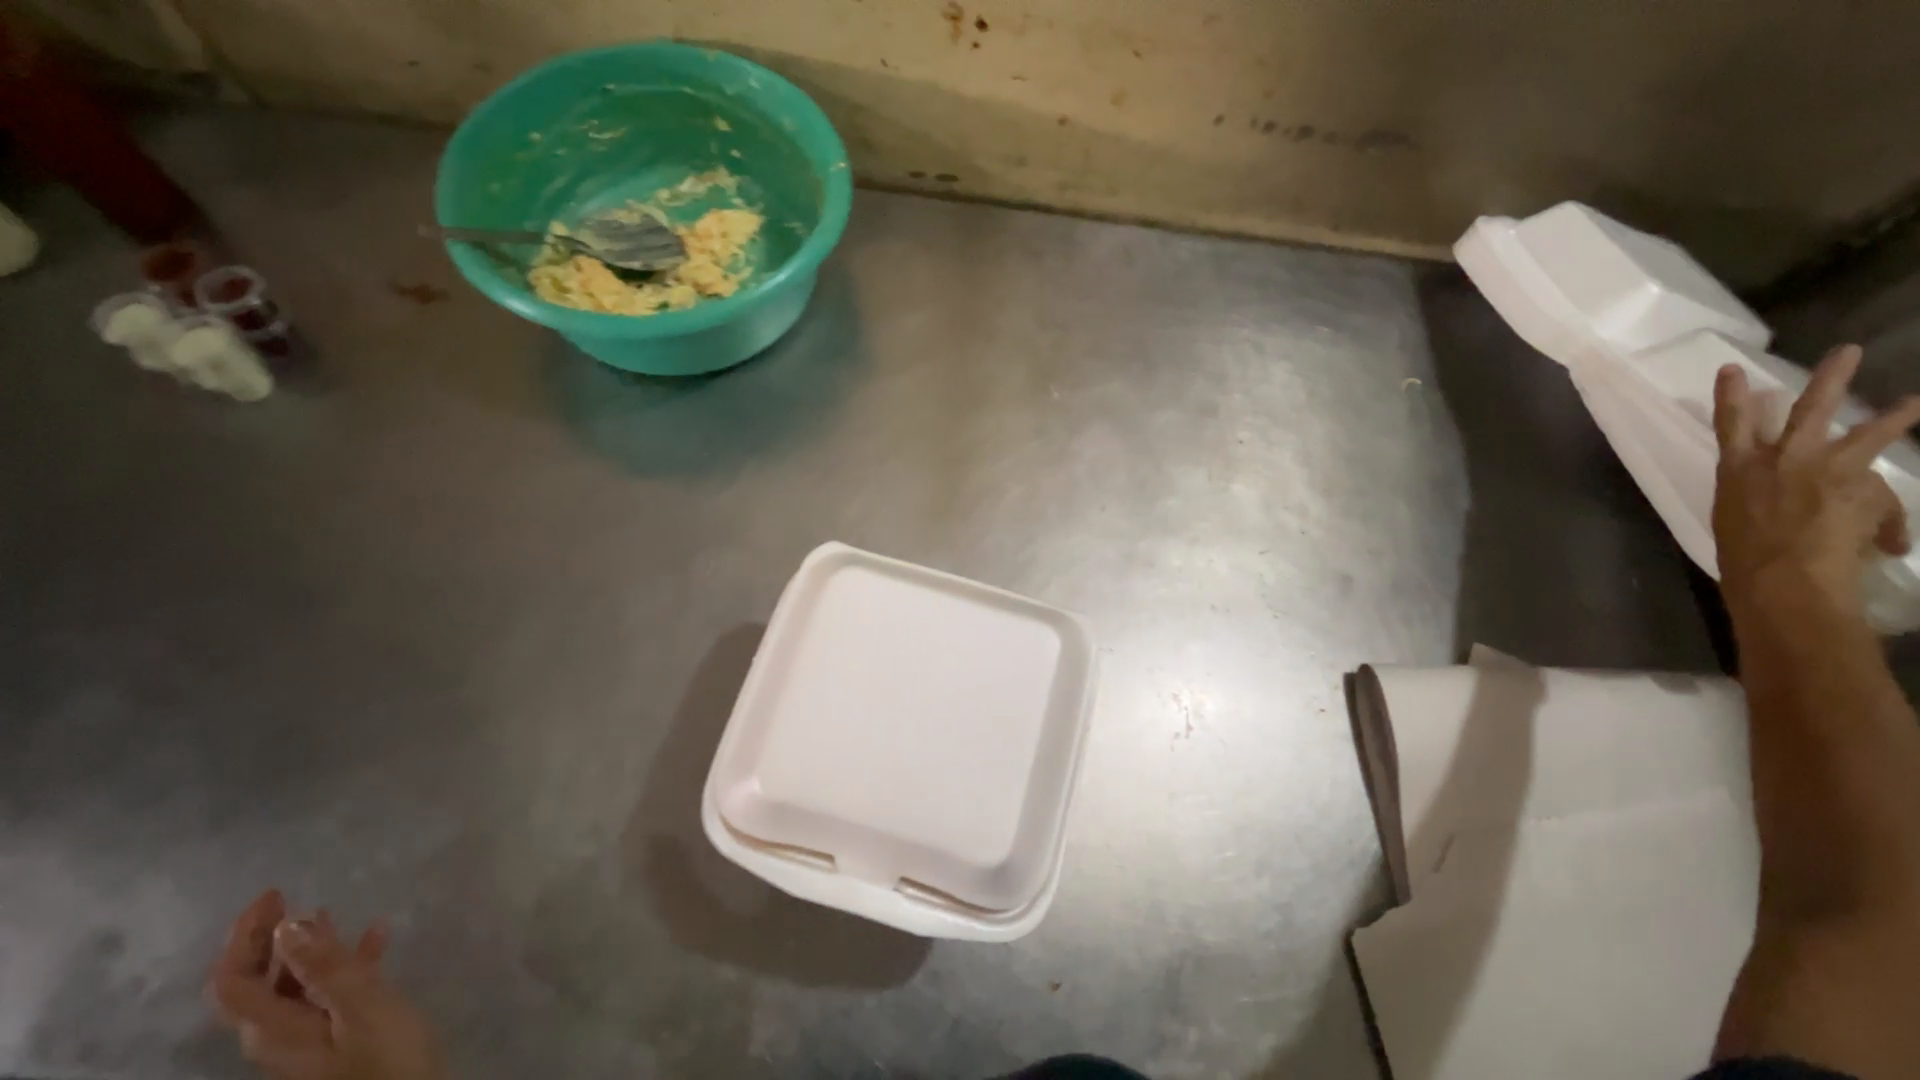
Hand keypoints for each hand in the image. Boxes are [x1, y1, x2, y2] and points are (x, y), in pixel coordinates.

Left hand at [209, 890, 443, 1079]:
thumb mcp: (362, 1005)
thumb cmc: (385, 1055)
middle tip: (289, 897)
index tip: (274, 895)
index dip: (244, 935)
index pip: (234, 979)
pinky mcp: (333, 1038)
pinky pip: (325, 993)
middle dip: (267, 938)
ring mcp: (305, 1038)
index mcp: (272, 1029)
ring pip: (290, 985)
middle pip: (255, 982)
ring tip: (330, 911)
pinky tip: (375, 939)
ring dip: (305, 947)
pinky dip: (342, 962)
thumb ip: (325, 966)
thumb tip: (288, 924)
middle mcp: (276, 1035)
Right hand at [1712, 344, 1919, 609]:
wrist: (1782, 579)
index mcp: (1737, 471)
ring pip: (1867, 433)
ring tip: (1916, 401)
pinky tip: (1893, 542)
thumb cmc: (1743, 559)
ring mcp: (1825, 469)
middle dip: (1830, 380)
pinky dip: (1886, 523)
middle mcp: (1780, 459)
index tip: (1732, 370)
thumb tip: (1794, 501)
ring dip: (1896, 415)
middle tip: (1849, 352)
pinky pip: (1881, 502)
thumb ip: (1761, 498)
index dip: (1732, 396)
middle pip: (1810, 409)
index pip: (1731, 424)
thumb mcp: (1737, 521)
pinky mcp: (1863, 489)